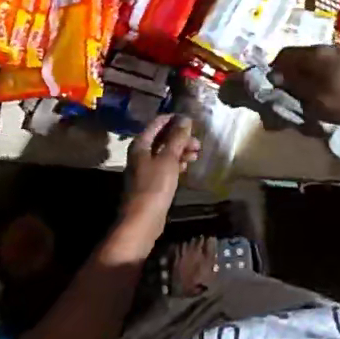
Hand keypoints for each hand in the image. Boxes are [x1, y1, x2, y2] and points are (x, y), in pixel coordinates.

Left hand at [118, 114, 199, 244]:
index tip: (193, 121)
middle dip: (180, 137)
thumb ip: (176, 138)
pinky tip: (186, 165)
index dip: (174, 119)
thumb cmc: (154, 186)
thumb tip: (185, 118)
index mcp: (140, 143)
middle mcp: (140, 152)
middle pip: (162, 137)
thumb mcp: (168, 159)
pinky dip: (176, 163)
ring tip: (197, 154)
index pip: (157, 123)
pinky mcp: (151, 181)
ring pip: (164, 152)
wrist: (142, 219)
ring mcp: (145, 167)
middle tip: (198, 143)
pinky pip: (165, 165)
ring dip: (180, 150)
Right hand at [271, 44, 339, 130]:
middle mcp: (327, 48)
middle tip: (294, 99)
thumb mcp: (321, 101)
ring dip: (311, 80)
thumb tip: (275, 78)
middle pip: (300, 60)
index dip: (274, 73)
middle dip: (293, 78)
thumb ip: (295, 88)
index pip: (282, 56)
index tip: (275, 92)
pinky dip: (328, 81)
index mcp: (314, 54)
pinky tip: (336, 97)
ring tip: (316, 101)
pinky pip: (334, 69)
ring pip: (318, 65)